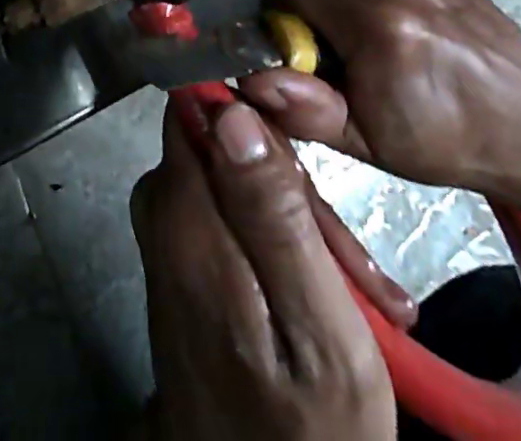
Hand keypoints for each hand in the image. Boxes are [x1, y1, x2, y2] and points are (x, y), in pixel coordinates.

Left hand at [132, 96, 409, 440]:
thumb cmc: (302, 426)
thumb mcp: (316, 325)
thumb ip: (273, 214)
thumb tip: (233, 113)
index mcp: (187, 222)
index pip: (194, 111)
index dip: (252, 114)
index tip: (304, 157)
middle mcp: (162, 220)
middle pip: (220, 146)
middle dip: (291, 184)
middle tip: (353, 261)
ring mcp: (168, 242)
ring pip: (235, 183)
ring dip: (298, 223)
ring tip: (358, 290)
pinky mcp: (184, 265)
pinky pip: (230, 219)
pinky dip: (280, 245)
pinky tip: (328, 294)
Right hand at [240, 0, 520, 206]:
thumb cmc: (450, 140)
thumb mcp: (369, 142)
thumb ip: (303, 109)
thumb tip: (250, 79)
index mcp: (376, 17)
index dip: (279, 20)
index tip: (305, 58)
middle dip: (308, 17)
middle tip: (343, 64)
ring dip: (336, 7)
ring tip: (375, 52)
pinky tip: (400, 34)